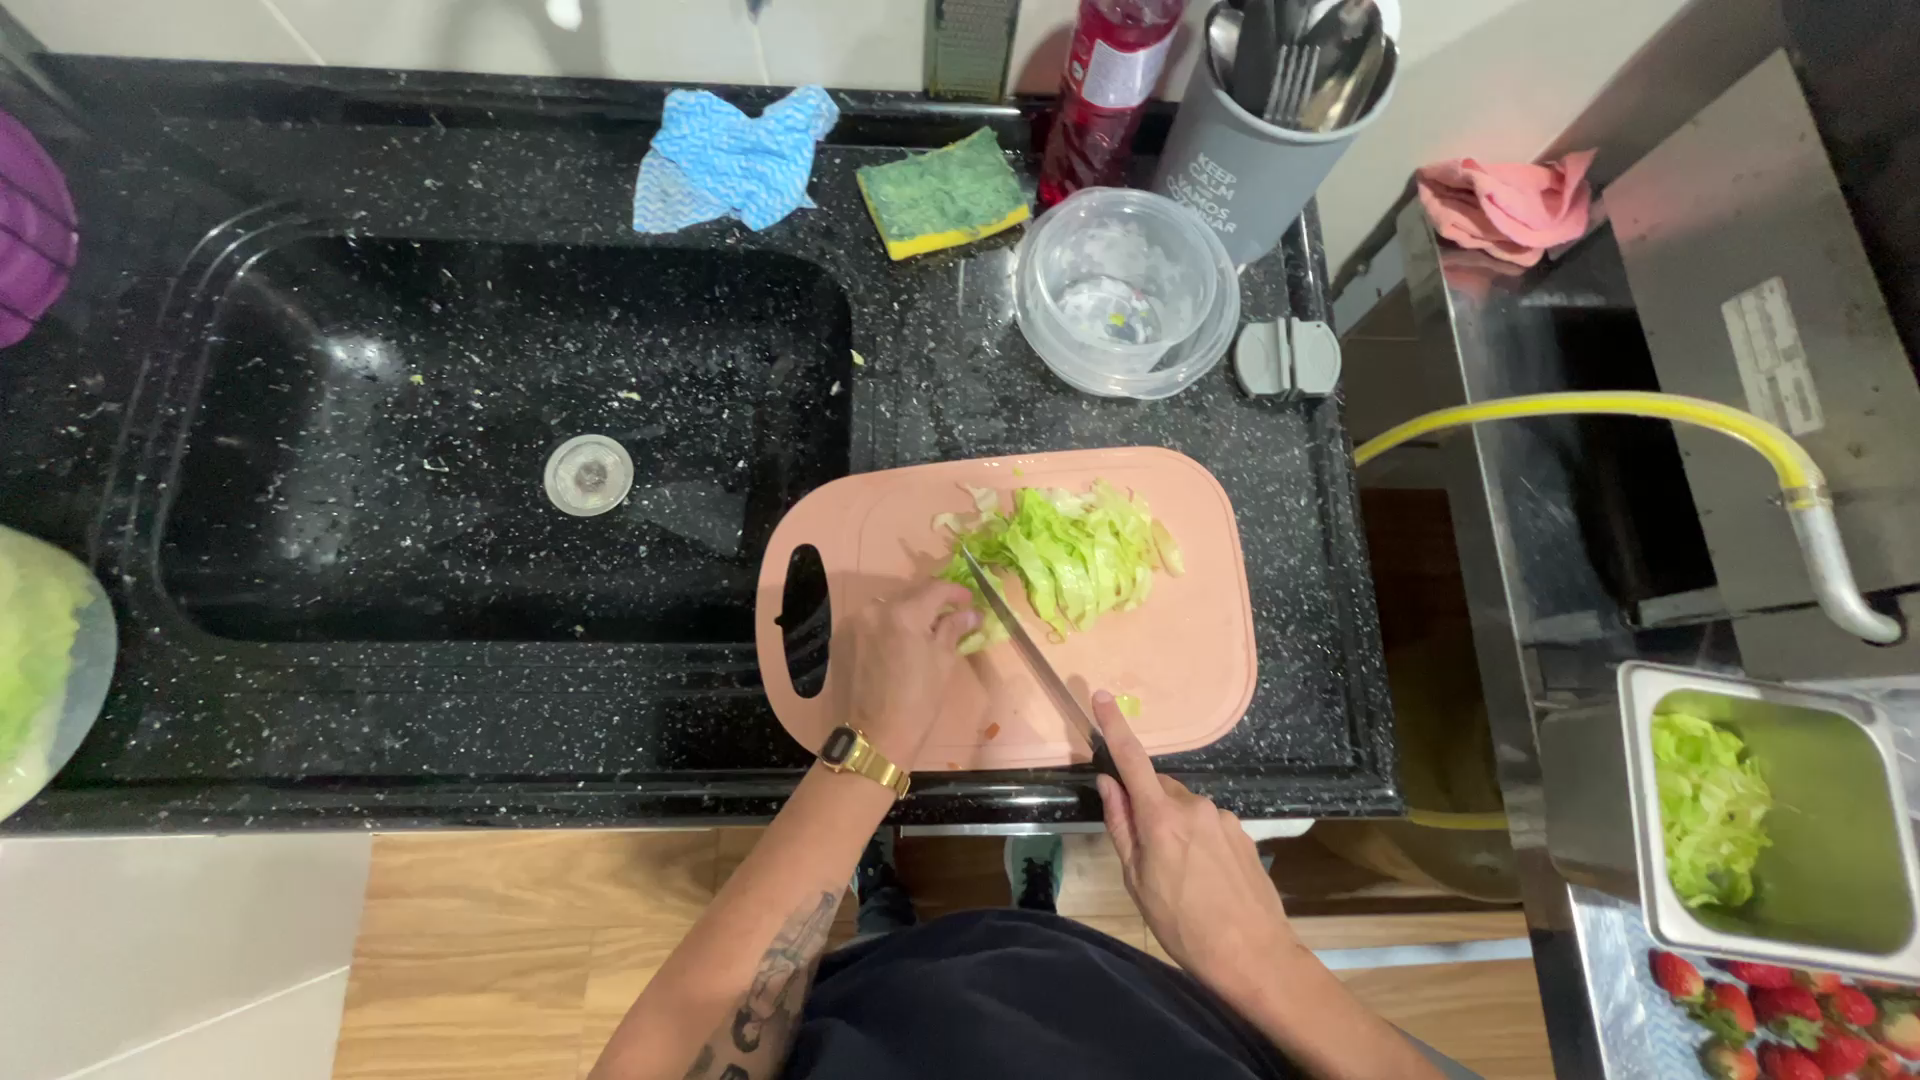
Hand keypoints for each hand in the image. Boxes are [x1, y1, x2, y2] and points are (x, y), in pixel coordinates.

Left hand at [839, 581, 979, 767]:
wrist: (874, 737)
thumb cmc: (917, 702)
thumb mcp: (942, 663)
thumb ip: (953, 629)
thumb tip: (971, 613)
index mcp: (904, 614)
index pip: (934, 588)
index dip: (955, 591)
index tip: (967, 601)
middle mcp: (874, 610)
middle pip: (908, 595)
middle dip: (930, 603)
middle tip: (948, 616)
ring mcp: (853, 623)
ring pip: (886, 608)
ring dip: (905, 614)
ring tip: (919, 633)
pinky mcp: (839, 639)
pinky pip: (868, 623)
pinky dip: (884, 627)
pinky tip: (893, 646)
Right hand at [1093, 690, 1298, 1001]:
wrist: (1256, 957)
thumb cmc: (1184, 926)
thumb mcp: (1138, 882)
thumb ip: (1121, 826)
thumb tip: (1109, 783)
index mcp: (1161, 818)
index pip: (1132, 759)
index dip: (1114, 726)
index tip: (1100, 695)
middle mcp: (1194, 806)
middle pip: (1158, 787)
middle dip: (1146, 805)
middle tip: (1146, 852)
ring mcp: (1222, 817)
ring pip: (1184, 806)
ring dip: (1174, 824)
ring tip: (1181, 874)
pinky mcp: (1242, 831)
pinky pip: (1208, 822)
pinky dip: (1197, 837)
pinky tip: (1206, 876)